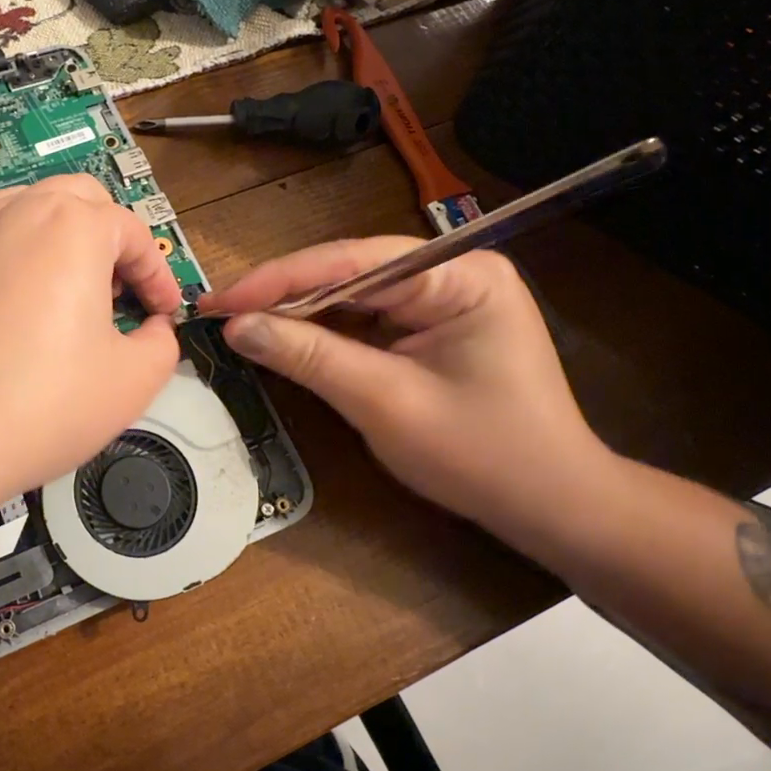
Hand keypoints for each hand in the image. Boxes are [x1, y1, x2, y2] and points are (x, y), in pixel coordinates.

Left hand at [0, 175, 181, 532]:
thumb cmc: (40, 406)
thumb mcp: (131, 382)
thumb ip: (160, 342)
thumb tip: (151, 327)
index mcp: (74, 225)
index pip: (134, 233)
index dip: (157, 275)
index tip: (162, 314)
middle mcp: (19, 208)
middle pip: (80, 200)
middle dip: (110, 238)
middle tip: (118, 294)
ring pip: (27, 204)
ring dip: (59, 233)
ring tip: (65, 289)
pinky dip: (2, 234)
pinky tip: (6, 271)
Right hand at [197, 237, 613, 524]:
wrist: (553, 507)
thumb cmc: (483, 456)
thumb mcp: (386, 403)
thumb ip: (309, 357)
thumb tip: (236, 326)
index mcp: (461, 275)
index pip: (353, 263)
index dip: (278, 280)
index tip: (218, 299)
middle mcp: (452, 272)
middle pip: (348, 272)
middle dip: (283, 295)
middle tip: (218, 311)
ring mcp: (442, 298)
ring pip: (349, 295)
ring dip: (295, 313)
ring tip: (236, 323)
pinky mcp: (430, 326)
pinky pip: (363, 320)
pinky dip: (321, 333)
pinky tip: (280, 338)